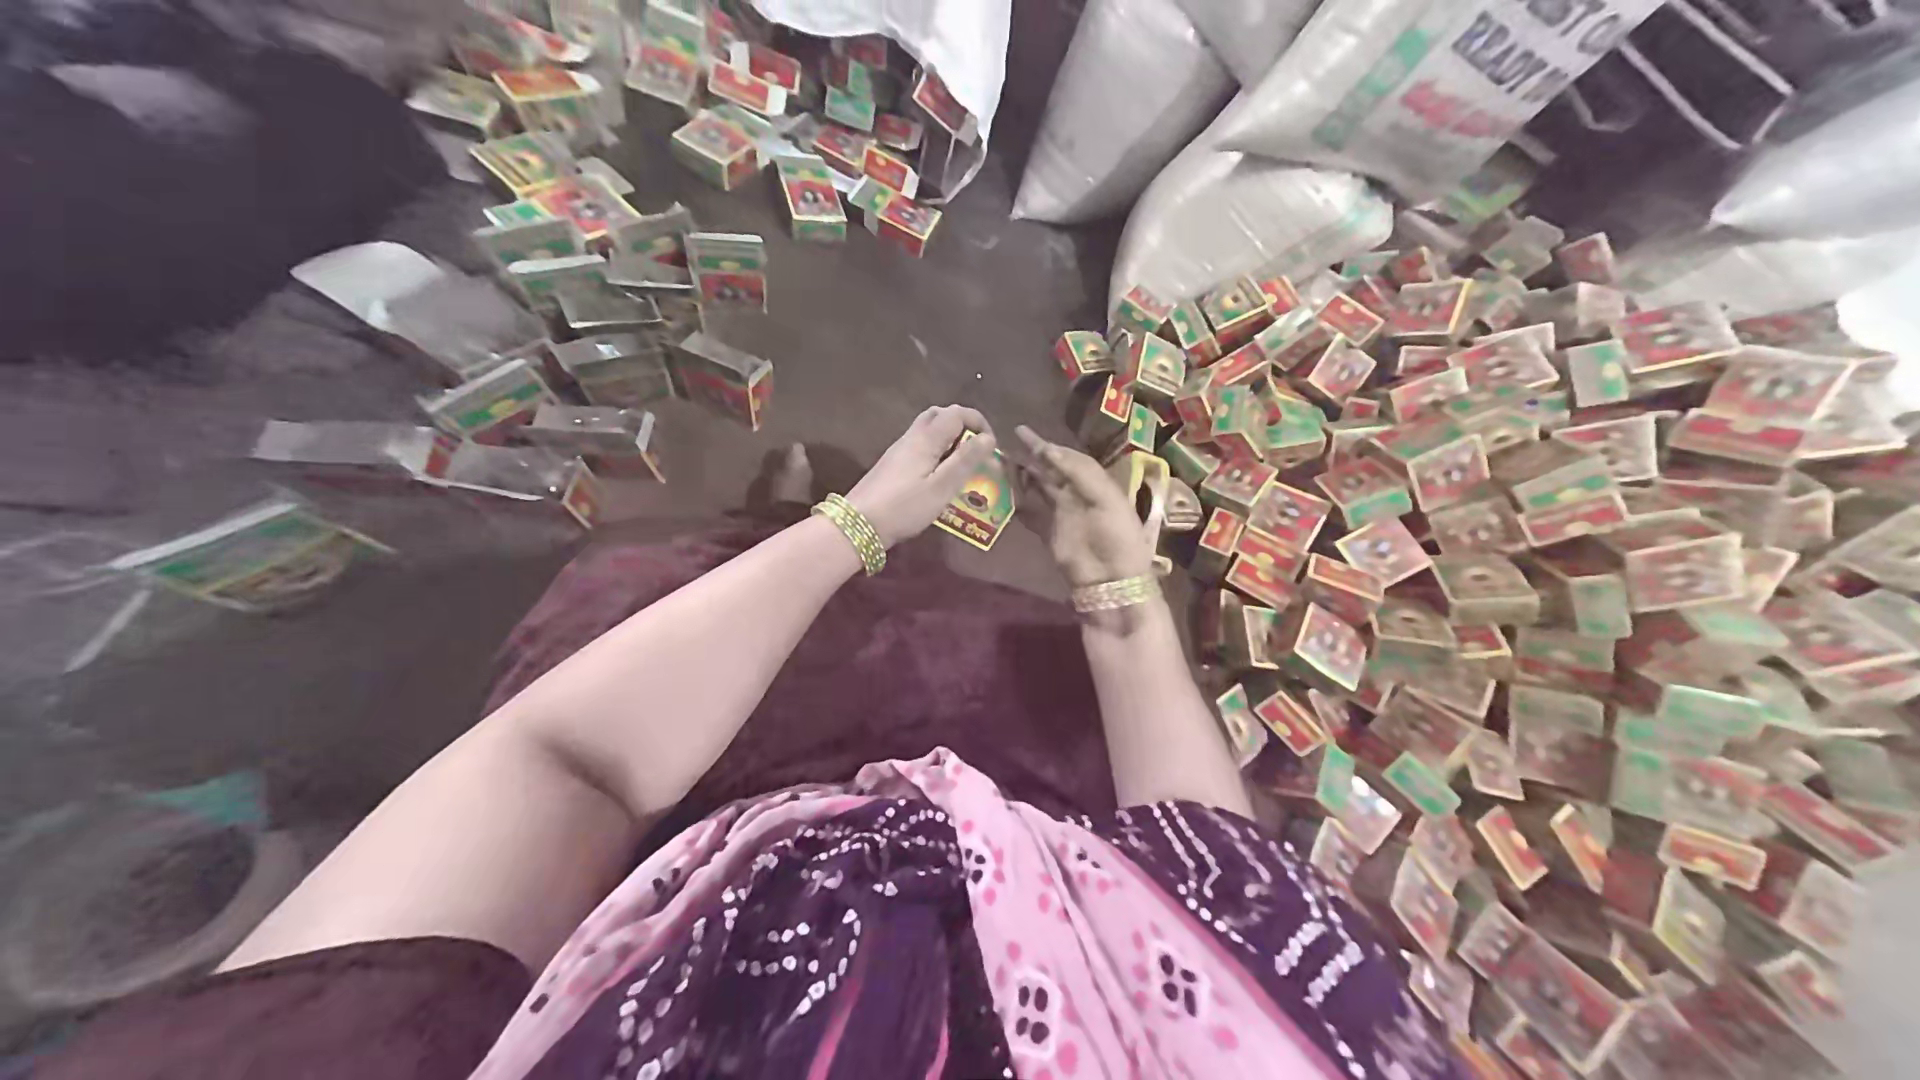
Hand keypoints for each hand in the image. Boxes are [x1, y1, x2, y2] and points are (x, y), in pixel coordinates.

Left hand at [845, 405, 996, 546]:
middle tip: (976, 448)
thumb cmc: (904, 507)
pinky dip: (937, 449)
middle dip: (963, 424)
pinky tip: (940, 473)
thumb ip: (965, 461)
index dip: (978, 422)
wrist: (859, 524)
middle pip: (939, 415)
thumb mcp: (941, 487)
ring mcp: (899, 450)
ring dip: (949, 437)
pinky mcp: (892, 465)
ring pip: (927, 429)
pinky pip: (919, 445)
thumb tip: (988, 438)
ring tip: (962, 462)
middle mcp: (911, 437)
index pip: (956, 413)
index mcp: (926, 438)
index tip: (991, 445)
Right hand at [1012, 426, 1155, 588]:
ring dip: (1023, 476)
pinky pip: (1032, 514)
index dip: (1047, 446)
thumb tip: (1047, 451)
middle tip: (1006, 444)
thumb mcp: (1105, 498)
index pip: (1068, 458)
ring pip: (1039, 489)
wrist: (1113, 579)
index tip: (1023, 434)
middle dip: (1031, 457)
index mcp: (1095, 484)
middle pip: (1051, 471)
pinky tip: (1006, 495)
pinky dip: (1020, 505)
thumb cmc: (1116, 535)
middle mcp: (1077, 495)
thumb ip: (1078, 472)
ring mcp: (1062, 515)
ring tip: (1002, 463)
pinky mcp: (1050, 534)